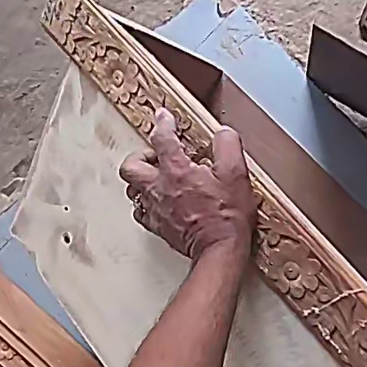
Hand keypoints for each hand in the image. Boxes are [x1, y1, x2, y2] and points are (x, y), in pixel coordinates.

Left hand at [119, 109, 253, 261]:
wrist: (219, 249)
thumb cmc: (227, 216)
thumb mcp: (236, 174)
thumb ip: (228, 146)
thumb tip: (223, 133)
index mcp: (176, 170)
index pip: (161, 138)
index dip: (162, 123)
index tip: (164, 117)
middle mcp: (159, 188)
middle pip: (131, 166)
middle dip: (141, 156)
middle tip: (156, 156)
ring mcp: (155, 209)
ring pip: (131, 189)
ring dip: (140, 180)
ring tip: (156, 178)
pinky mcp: (157, 226)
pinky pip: (140, 212)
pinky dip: (145, 204)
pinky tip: (158, 202)